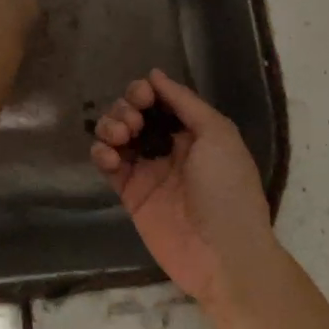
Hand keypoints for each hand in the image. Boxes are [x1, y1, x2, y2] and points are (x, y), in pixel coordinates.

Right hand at [90, 69, 279, 307]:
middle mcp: (167, 146)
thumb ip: (184, 101)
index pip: (159, 99)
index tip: (142, 96)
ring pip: (115, 133)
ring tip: (121, 136)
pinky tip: (109, 156)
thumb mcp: (218, 135)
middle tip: (134, 121)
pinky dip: (101, 152)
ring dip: (111, 125)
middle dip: (126, 107)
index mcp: (192, 131)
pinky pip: (106, 164)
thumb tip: (154, 74)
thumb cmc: (228, 189)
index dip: (145, 92)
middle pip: (133, 112)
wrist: (224, 255)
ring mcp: (146, 170)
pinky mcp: (129, 193)